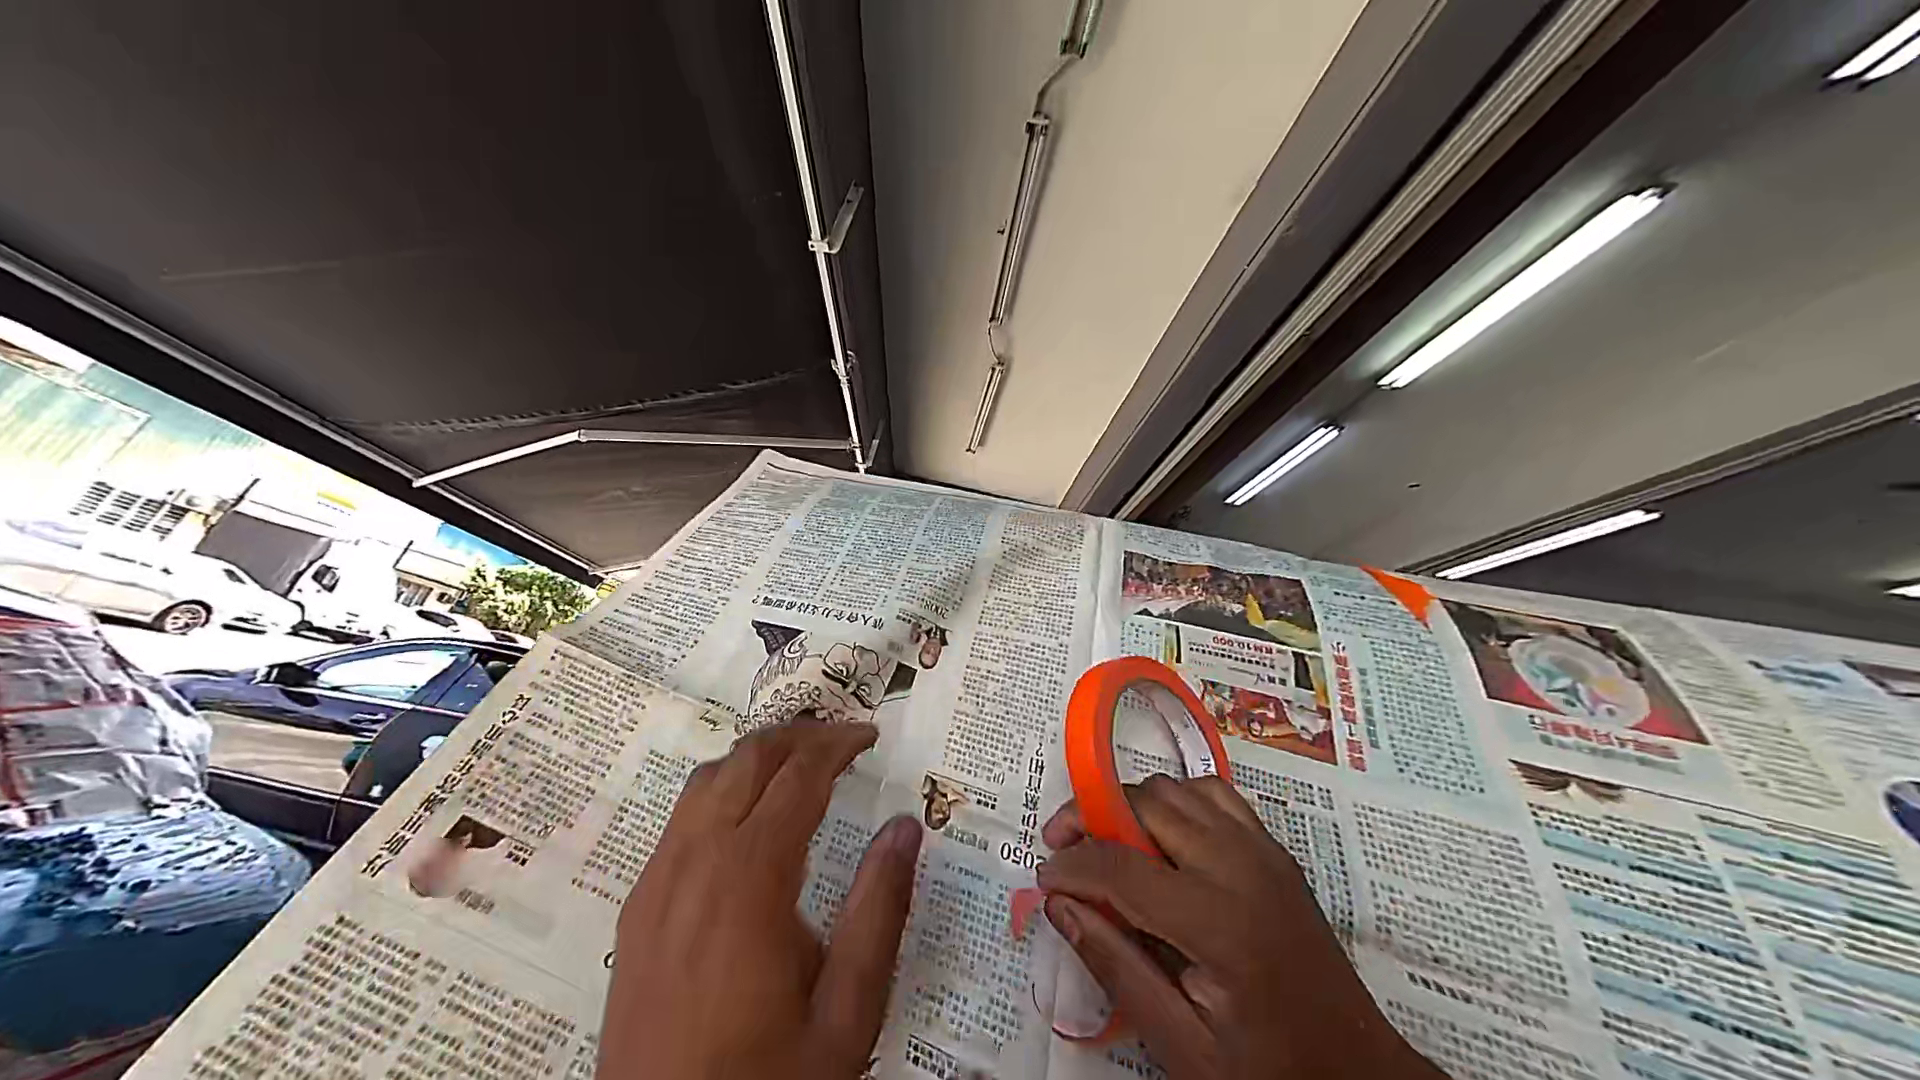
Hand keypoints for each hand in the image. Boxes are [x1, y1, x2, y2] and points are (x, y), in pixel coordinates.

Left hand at [598, 719, 922, 1079]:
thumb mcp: (846, 1010)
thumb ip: (879, 909)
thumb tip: (906, 826)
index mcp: (749, 878)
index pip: (798, 776)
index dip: (837, 744)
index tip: (870, 734)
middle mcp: (694, 862)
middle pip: (746, 761)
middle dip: (799, 737)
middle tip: (843, 740)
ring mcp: (657, 883)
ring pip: (707, 780)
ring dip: (757, 758)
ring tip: (801, 765)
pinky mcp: (638, 908)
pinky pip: (681, 818)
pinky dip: (723, 790)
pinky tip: (749, 819)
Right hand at [1038, 774, 1444, 1079]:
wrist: (1359, 1073)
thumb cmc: (1267, 1070)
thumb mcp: (1182, 1044)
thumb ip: (1115, 966)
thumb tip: (1059, 904)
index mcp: (1217, 922)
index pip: (1118, 865)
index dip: (1070, 865)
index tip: (1044, 880)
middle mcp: (1239, 866)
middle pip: (1144, 804)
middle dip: (1089, 816)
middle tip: (1064, 849)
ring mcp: (1261, 849)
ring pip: (1174, 788)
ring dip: (1129, 803)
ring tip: (1106, 840)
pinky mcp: (1272, 848)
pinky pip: (1212, 793)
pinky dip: (1174, 798)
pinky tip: (1161, 833)